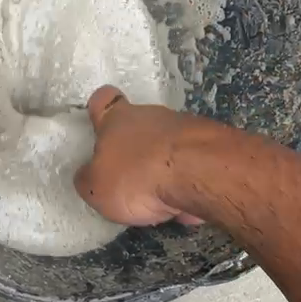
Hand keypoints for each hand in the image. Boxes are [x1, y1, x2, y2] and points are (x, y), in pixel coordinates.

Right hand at [74, 86, 208, 225]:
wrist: (201, 174)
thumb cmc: (136, 176)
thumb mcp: (95, 188)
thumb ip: (88, 179)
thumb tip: (88, 175)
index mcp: (117, 120)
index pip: (104, 100)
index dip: (99, 107)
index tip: (98, 119)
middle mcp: (151, 116)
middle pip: (138, 124)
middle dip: (133, 146)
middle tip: (127, 176)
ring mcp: (185, 127)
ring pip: (166, 143)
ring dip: (160, 164)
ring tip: (157, 197)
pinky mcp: (212, 145)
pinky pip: (190, 162)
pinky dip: (184, 179)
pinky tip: (183, 202)